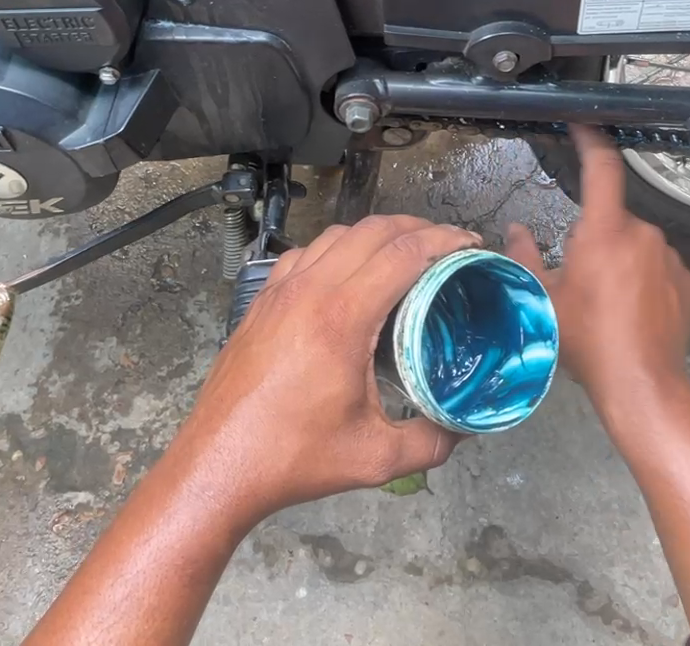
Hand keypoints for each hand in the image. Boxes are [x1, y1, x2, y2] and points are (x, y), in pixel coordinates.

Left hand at [163, 215, 477, 525]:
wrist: (218, 464)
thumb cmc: (295, 457)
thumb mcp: (376, 458)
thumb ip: (432, 441)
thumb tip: (466, 426)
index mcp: (343, 316)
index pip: (404, 253)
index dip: (444, 239)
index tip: (471, 243)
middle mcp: (311, 287)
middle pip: (374, 229)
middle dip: (418, 227)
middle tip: (448, 244)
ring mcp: (281, 288)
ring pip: (338, 234)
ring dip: (378, 233)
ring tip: (405, 251)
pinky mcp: (263, 298)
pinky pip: (308, 251)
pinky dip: (340, 246)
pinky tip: (349, 270)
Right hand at [506, 127, 689, 409]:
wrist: (641, 383)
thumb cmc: (585, 338)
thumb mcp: (543, 298)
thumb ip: (525, 257)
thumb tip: (515, 230)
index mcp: (604, 230)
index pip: (601, 169)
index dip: (591, 140)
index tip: (583, 123)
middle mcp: (643, 233)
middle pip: (613, 218)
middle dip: (596, 237)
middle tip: (580, 275)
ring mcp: (671, 257)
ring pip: (637, 244)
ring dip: (621, 258)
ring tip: (608, 300)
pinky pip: (660, 266)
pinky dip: (645, 277)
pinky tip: (635, 309)